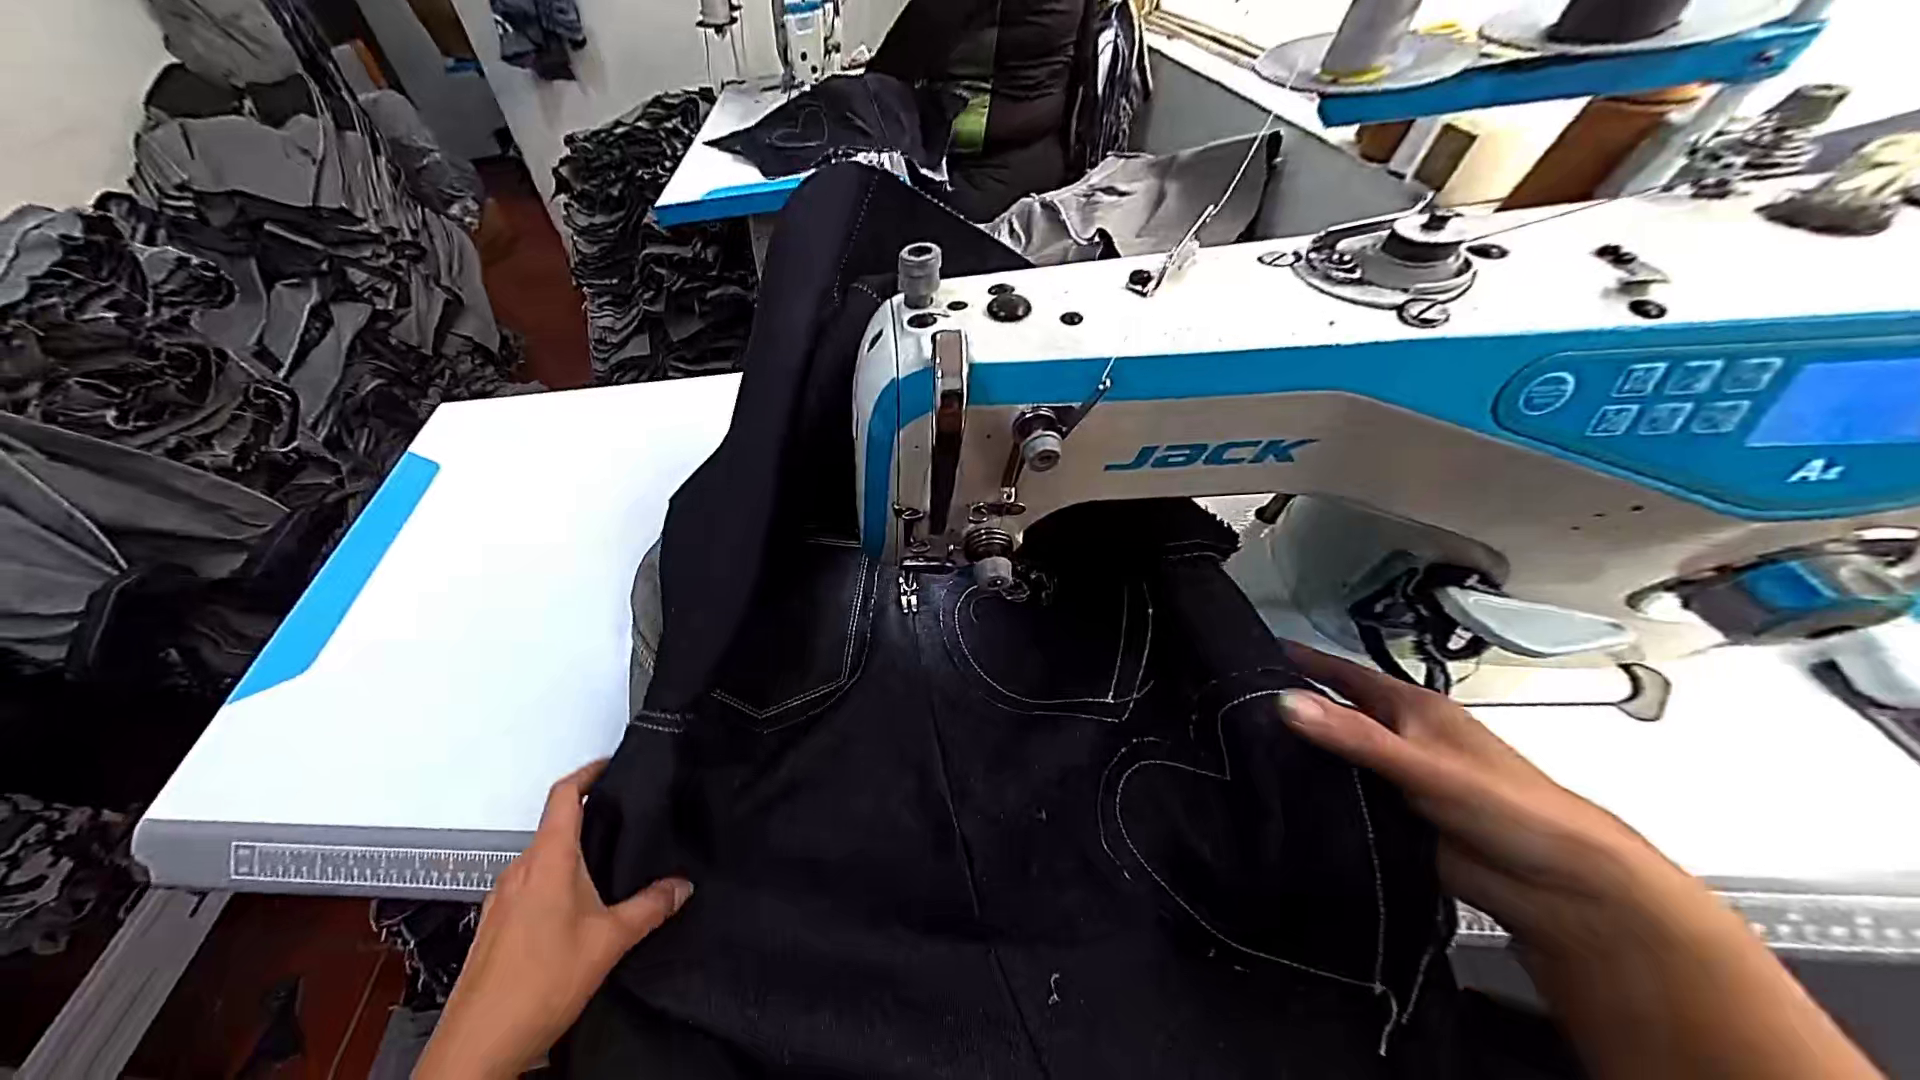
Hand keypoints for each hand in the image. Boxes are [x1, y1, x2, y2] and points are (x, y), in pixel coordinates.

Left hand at [415, 760, 692, 1078]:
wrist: (476, 1050)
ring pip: (540, 858)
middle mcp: (518, 873)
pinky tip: (575, 912)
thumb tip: (681, 886)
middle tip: (620, 816)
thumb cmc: (534, 988)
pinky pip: (528, 886)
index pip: (563, 796)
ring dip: (570, 852)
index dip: (587, 772)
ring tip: (605, 865)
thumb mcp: (610, 940)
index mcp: (547, 862)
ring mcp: (501, 900)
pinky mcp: (493, 927)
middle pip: (553, 825)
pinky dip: (554, 883)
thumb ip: (651, 906)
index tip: (608, 764)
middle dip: (587, 816)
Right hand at [1274, 640, 1695, 954]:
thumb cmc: (1507, 805)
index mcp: (1411, 708)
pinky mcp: (1391, 817)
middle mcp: (1398, 736)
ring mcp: (1393, 778)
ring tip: (1244, 750)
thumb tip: (1285, 702)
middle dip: (1291, 708)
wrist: (1558, 887)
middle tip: (1236, 705)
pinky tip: (1280, 797)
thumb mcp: (1422, 762)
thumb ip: (1354, 735)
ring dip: (1298, 755)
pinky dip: (1314, 794)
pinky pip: (1341, 798)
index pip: (1345, 673)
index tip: (1261, 649)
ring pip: (1333, 758)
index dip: (1306, 660)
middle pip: (1333, 714)